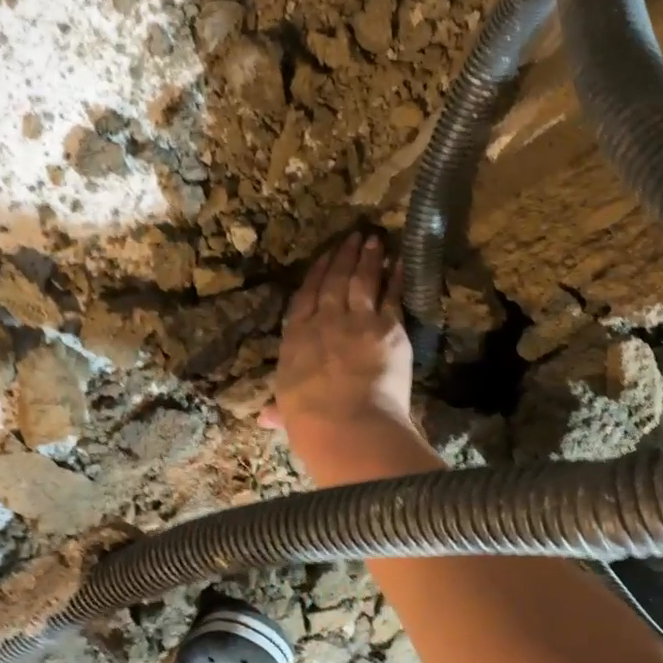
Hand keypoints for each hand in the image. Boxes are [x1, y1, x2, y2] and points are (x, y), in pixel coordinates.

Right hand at [263, 233, 420, 479]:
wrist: (347, 425)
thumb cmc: (311, 424)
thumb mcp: (288, 413)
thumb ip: (280, 410)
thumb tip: (263, 418)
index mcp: (295, 340)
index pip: (304, 299)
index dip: (315, 276)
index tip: (324, 258)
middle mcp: (324, 322)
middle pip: (334, 282)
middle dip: (343, 257)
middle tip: (352, 236)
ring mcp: (357, 321)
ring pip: (362, 281)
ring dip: (368, 258)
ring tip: (375, 239)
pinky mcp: (388, 328)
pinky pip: (391, 296)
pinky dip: (395, 278)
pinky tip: (399, 264)